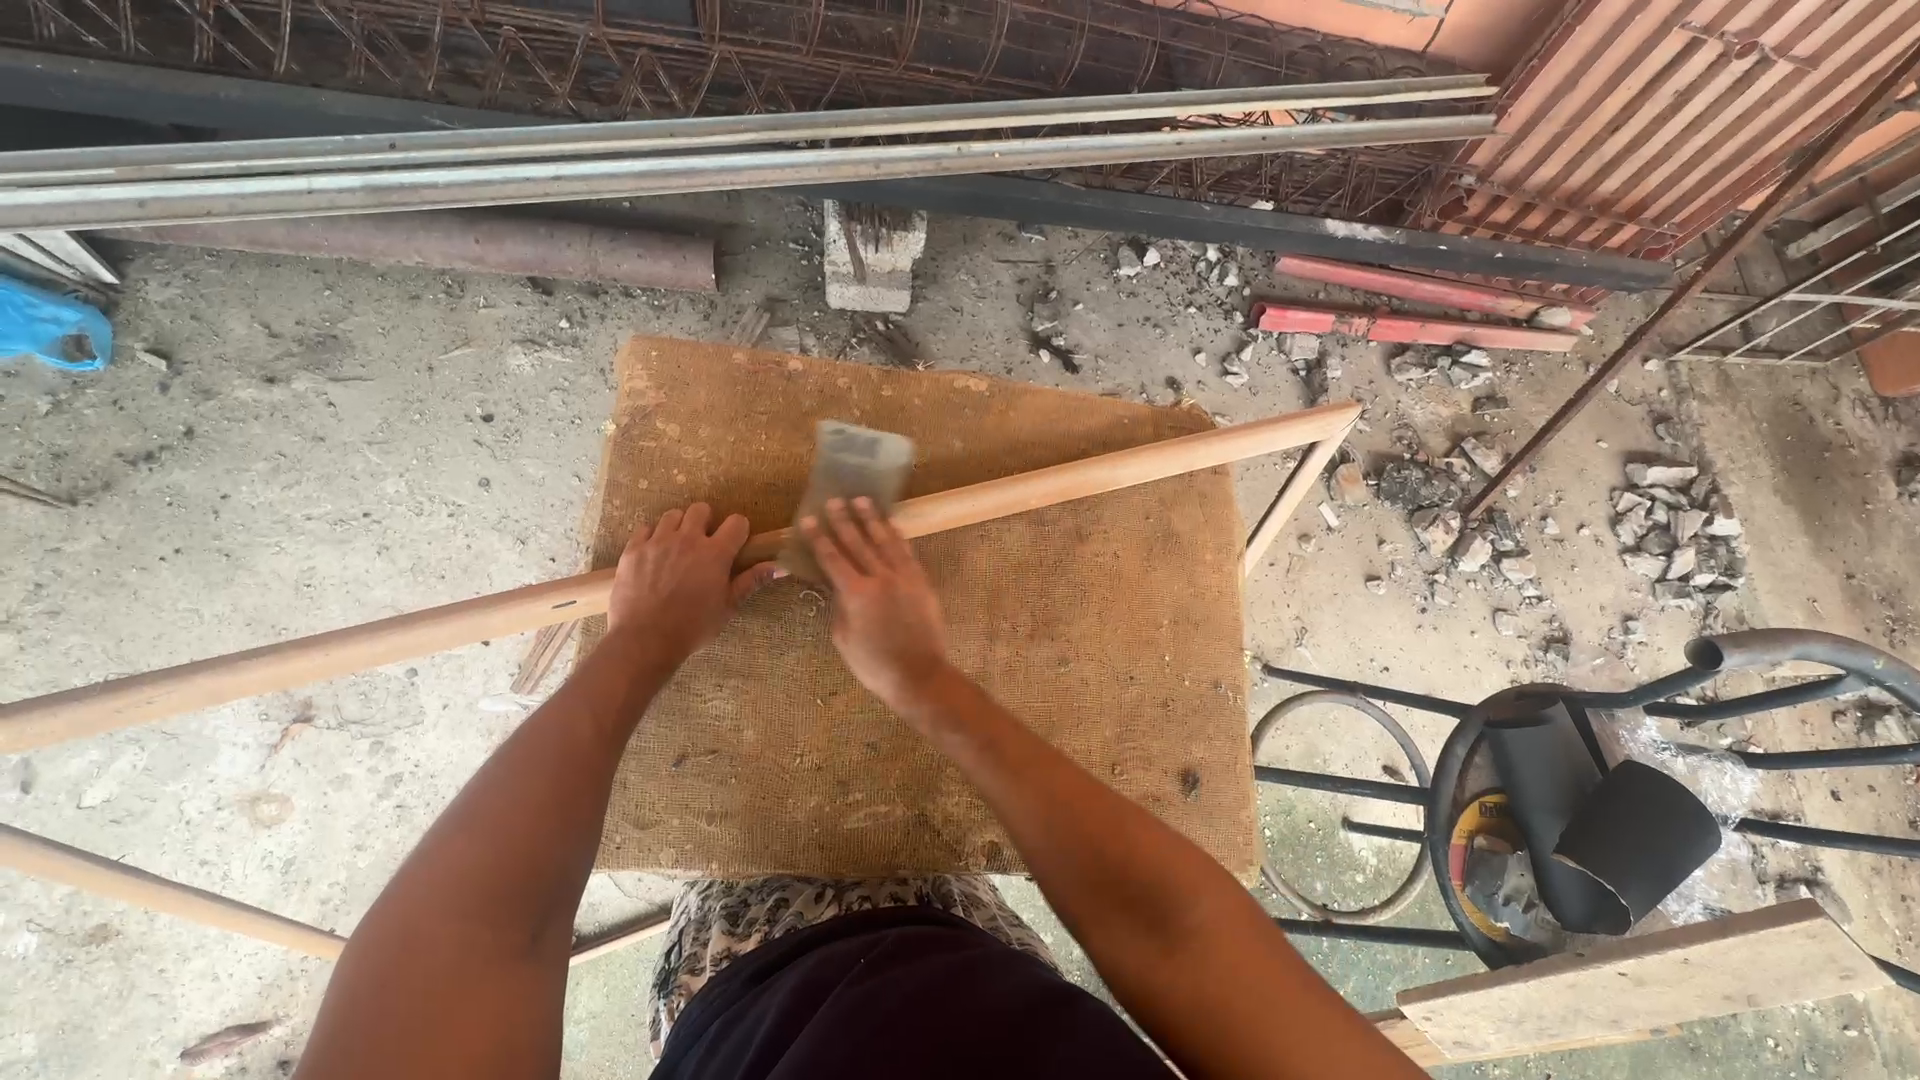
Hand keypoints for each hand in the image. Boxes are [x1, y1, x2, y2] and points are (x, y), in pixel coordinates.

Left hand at [606, 503, 780, 664]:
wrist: (645, 639)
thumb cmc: (693, 626)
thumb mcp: (728, 607)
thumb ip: (752, 581)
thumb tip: (780, 567)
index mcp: (715, 553)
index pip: (736, 522)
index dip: (738, 531)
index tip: (734, 544)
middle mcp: (687, 539)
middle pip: (701, 509)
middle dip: (706, 522)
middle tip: (703, 543)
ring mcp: (658, 541)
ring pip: (672, 515)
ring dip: (678, 527)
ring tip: (677, 546)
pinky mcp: (633, 549)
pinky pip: (645, 529)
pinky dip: (651, 537)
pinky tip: (654, 554)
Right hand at [802, 497, 951, 712]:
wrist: (919, 675)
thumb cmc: (874, 664)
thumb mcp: (844, 638)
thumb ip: (838, 607)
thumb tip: (835, 586)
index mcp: (856, 593)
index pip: (832, 558)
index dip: (818, 538)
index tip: (808, 520)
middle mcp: (880, 578)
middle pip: (858, 542)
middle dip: (843, 520)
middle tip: (833, 500)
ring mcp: (904, 577)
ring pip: (885, 540)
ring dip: (872, 519)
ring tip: (862, 500)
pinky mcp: (921, 582)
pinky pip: (907, 551)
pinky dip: (897, 535)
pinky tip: (891, 525)